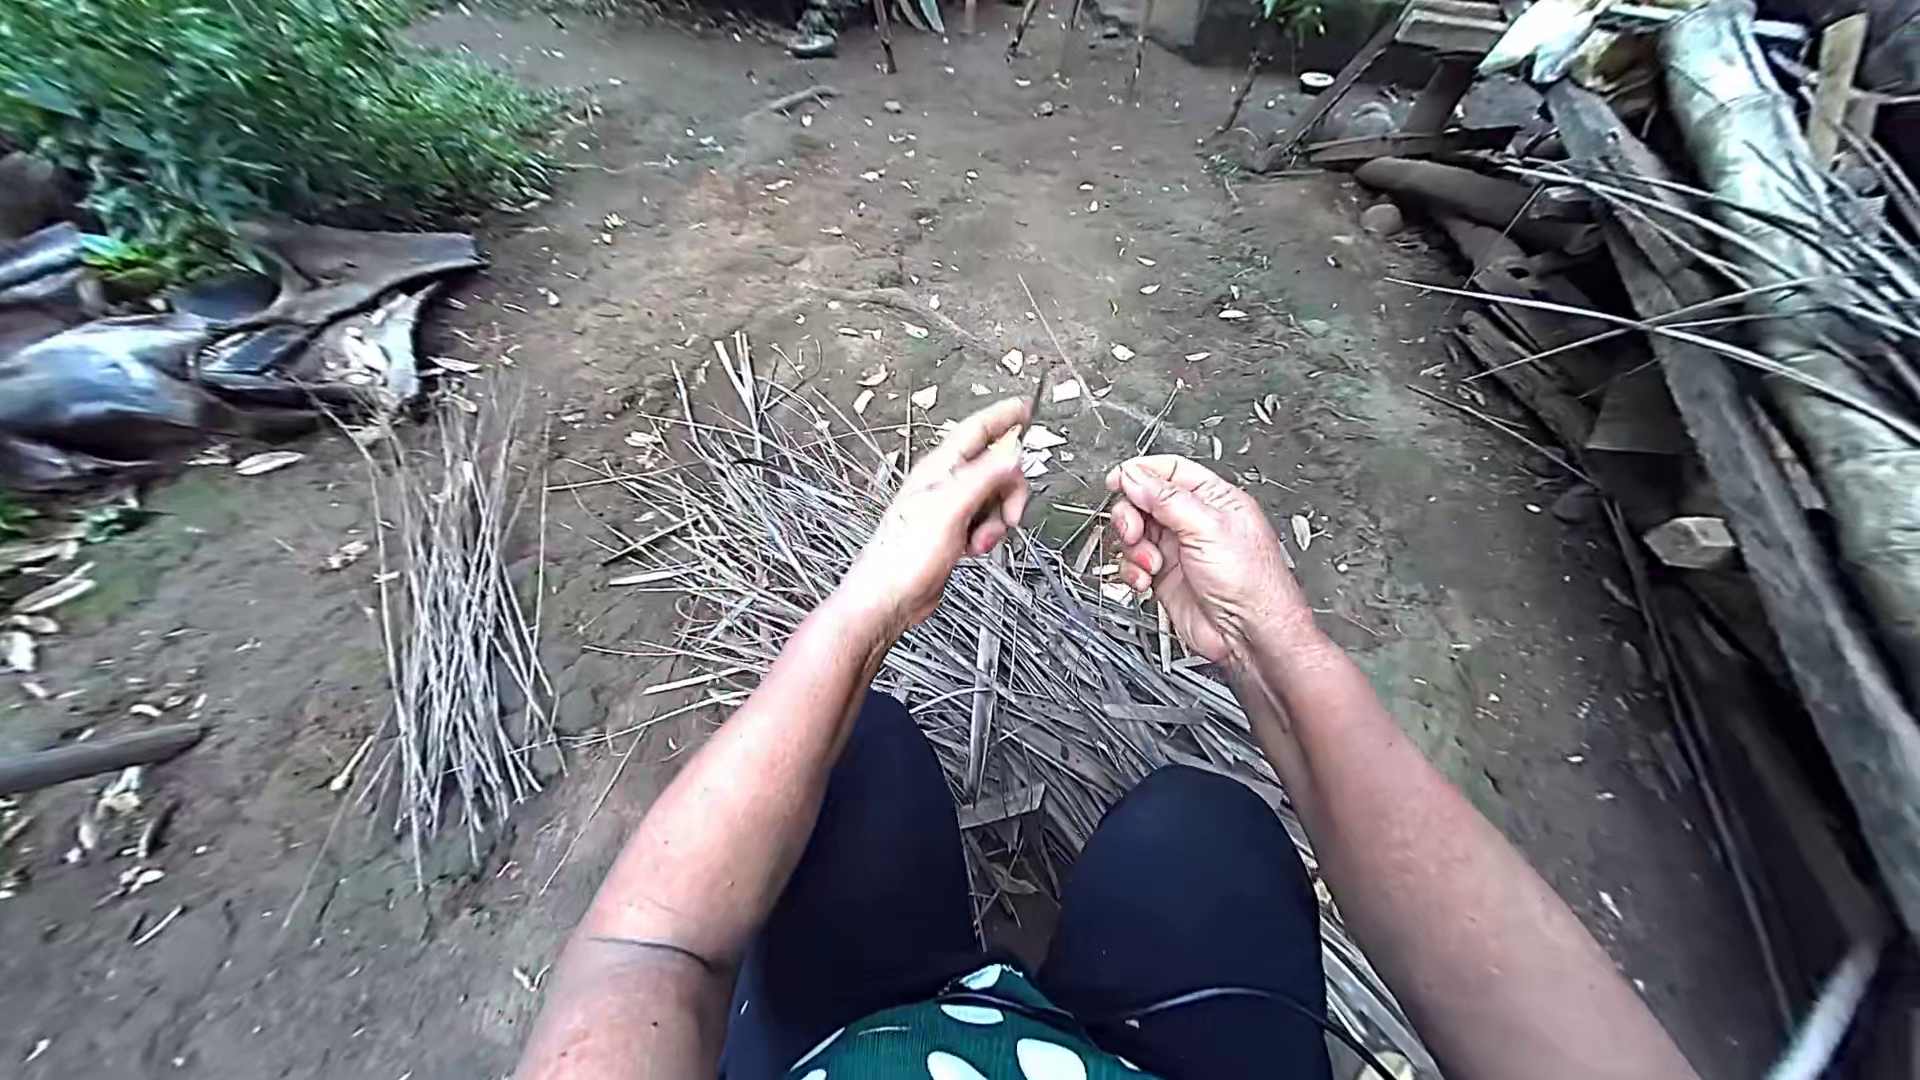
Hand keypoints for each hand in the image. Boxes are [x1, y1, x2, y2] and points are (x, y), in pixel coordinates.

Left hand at [840, 397, 1031, 633]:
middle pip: (995, 467)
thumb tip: (1011, 452)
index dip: (1003, 417)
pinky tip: (974, 548)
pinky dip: (988, 534)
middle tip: (1007, 514)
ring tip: (980, 538)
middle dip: (1009, 491)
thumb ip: (982, 477)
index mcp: (940, 469)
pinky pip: (986, 521)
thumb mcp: (949, 508)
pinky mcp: (956, 532)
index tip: (1024, 409)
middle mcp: (946, 485)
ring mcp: (951, 509)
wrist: (891, 596)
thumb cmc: (903, 555)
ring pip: (994, 497)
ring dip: (997, 520)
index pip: (977, 430)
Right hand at [1106, 455, 1310, 667]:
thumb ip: (1167, 499)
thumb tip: (1136, 476)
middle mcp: (1192, 521)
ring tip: (1149, 562)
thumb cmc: (1252, 584)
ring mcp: (1176, 548)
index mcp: (1212, 500)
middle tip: (1132, 529)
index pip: (1169, 471)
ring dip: (1133, 547)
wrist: (1247, 634)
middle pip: (1144, 501)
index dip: (1141, 473)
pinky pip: (1132, 563)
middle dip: (1131, 515)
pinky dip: (1132, 571)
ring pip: (1134, 532)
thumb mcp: (1208, 528)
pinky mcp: (1163, 574)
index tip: (1118, 480)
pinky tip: (1146, 578)